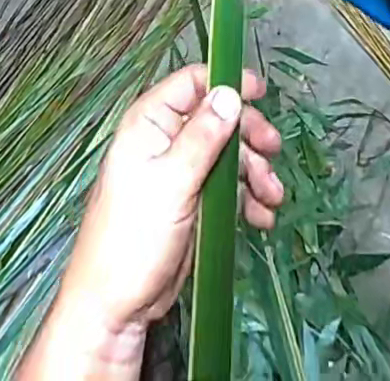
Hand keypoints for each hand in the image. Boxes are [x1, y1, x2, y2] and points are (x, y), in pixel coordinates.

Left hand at [23, 67, 282, 378]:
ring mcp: (180, 169)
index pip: (193, 83)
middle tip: (273, 149)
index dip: (227, 83)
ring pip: (227, 152)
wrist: (117, 306)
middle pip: (217, 117)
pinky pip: (226, 184)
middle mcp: (166, 138)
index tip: (260, 93)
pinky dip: (247, 196)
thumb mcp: (171, 181)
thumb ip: (202, 136)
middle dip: (248, 134)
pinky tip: (262, 217)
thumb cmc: (133, 236)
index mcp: (150, 121)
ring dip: (254, 171)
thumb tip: (229, 92)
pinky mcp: (192, 198)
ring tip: (272, 196)